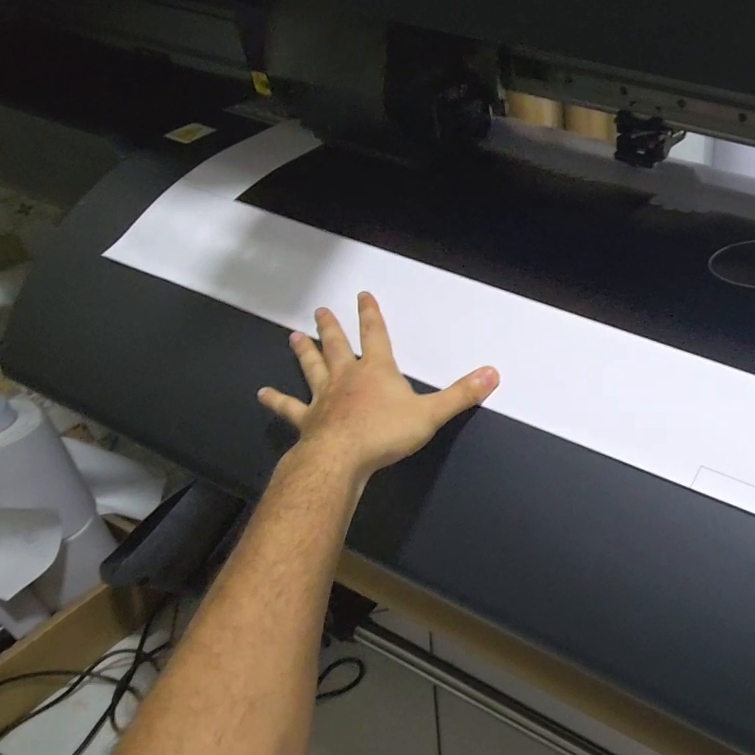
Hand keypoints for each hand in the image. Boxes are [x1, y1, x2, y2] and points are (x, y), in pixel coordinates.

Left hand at [257, 293, 497, 486]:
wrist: (341, 458)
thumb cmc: (386, 433)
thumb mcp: (432, 413)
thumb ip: (461, 394)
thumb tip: (492, 374)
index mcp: (377, 371)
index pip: (375, 335)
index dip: (371, 315)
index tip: (362, 296)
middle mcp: (347, 378)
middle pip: (337, 346)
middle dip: (331, 328)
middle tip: (321, 311)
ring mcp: (323, 398)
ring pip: (312, 369)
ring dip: (304, 352)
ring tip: (293, 337)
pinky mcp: (308, 420)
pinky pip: (289, 407)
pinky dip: (276, 400)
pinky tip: (263, 393)